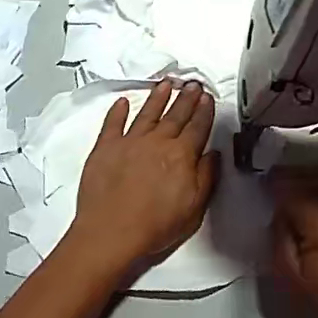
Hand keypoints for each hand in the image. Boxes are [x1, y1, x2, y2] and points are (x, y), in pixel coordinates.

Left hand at [66, 80, 218, 270]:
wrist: (112, 232)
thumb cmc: (153, 226)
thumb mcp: (194, 208)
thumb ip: (206, 177)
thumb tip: (213, 156)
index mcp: (181, 156)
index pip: (197, 128)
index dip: (204, 112)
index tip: (207, 99)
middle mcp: (156, 143)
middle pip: (175, 115)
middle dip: (186, 98)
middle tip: (192, 85)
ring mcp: (129, 143)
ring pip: (147, 113)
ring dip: (158, 98)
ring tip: (166, 85)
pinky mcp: (104, 149)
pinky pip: (112, 123)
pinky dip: (118, 111)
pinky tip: (122, 102)